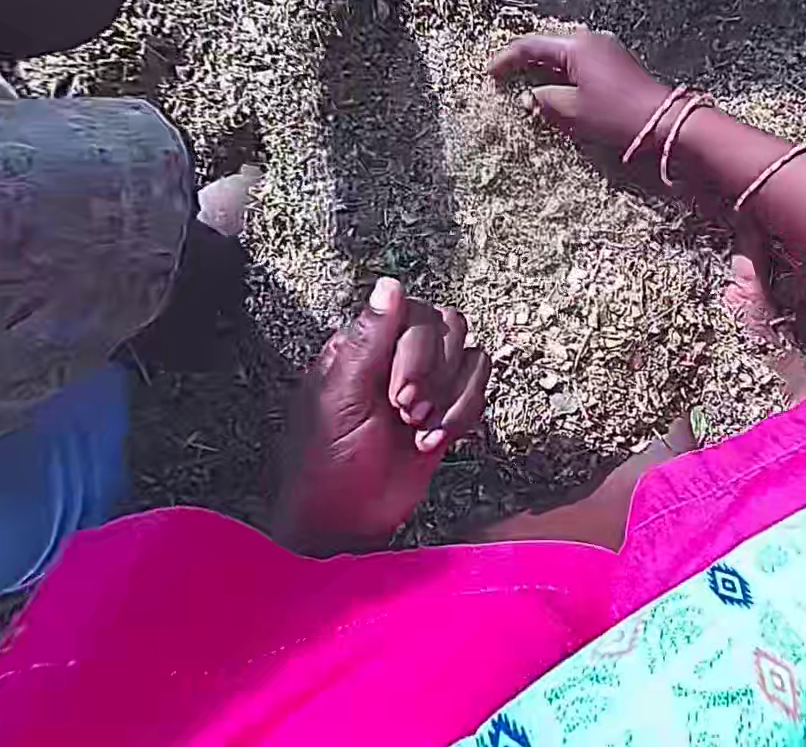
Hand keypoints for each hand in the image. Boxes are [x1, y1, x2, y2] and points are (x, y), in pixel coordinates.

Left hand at [273, 278, 490, 554]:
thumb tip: (389, 285)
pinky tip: (433, 439)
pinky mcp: (447, 407)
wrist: (346, 521)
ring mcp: (427, 379)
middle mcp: (399, 353)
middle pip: (448, 326)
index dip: (416, 352)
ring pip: (469, 353)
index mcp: (367, 342)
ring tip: (418, 429)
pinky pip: (478, 385)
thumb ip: (369, 340)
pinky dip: (464, 413)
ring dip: (452, 396)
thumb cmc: (327, 460)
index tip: (398, 396)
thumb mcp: (341, 399)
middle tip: (406, 413)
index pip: (414, 312)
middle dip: (434, 375)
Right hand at [488, 27, 671, 157]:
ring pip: (563, 54)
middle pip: (547, 45)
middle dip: (523, 61)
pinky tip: (554, 89)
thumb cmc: (616, 115)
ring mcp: (606, 50)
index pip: (530, 46)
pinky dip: (561, 73)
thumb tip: (529, 97)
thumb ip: (544, 101)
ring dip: (542, 68)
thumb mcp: (572, 111)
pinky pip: (579, 62)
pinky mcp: (615, 63)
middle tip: (504, 76)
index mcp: (576, 46)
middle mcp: (591, 40)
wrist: (664, 122)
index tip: (489, 74)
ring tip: (525, 84)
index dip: (506, 60)